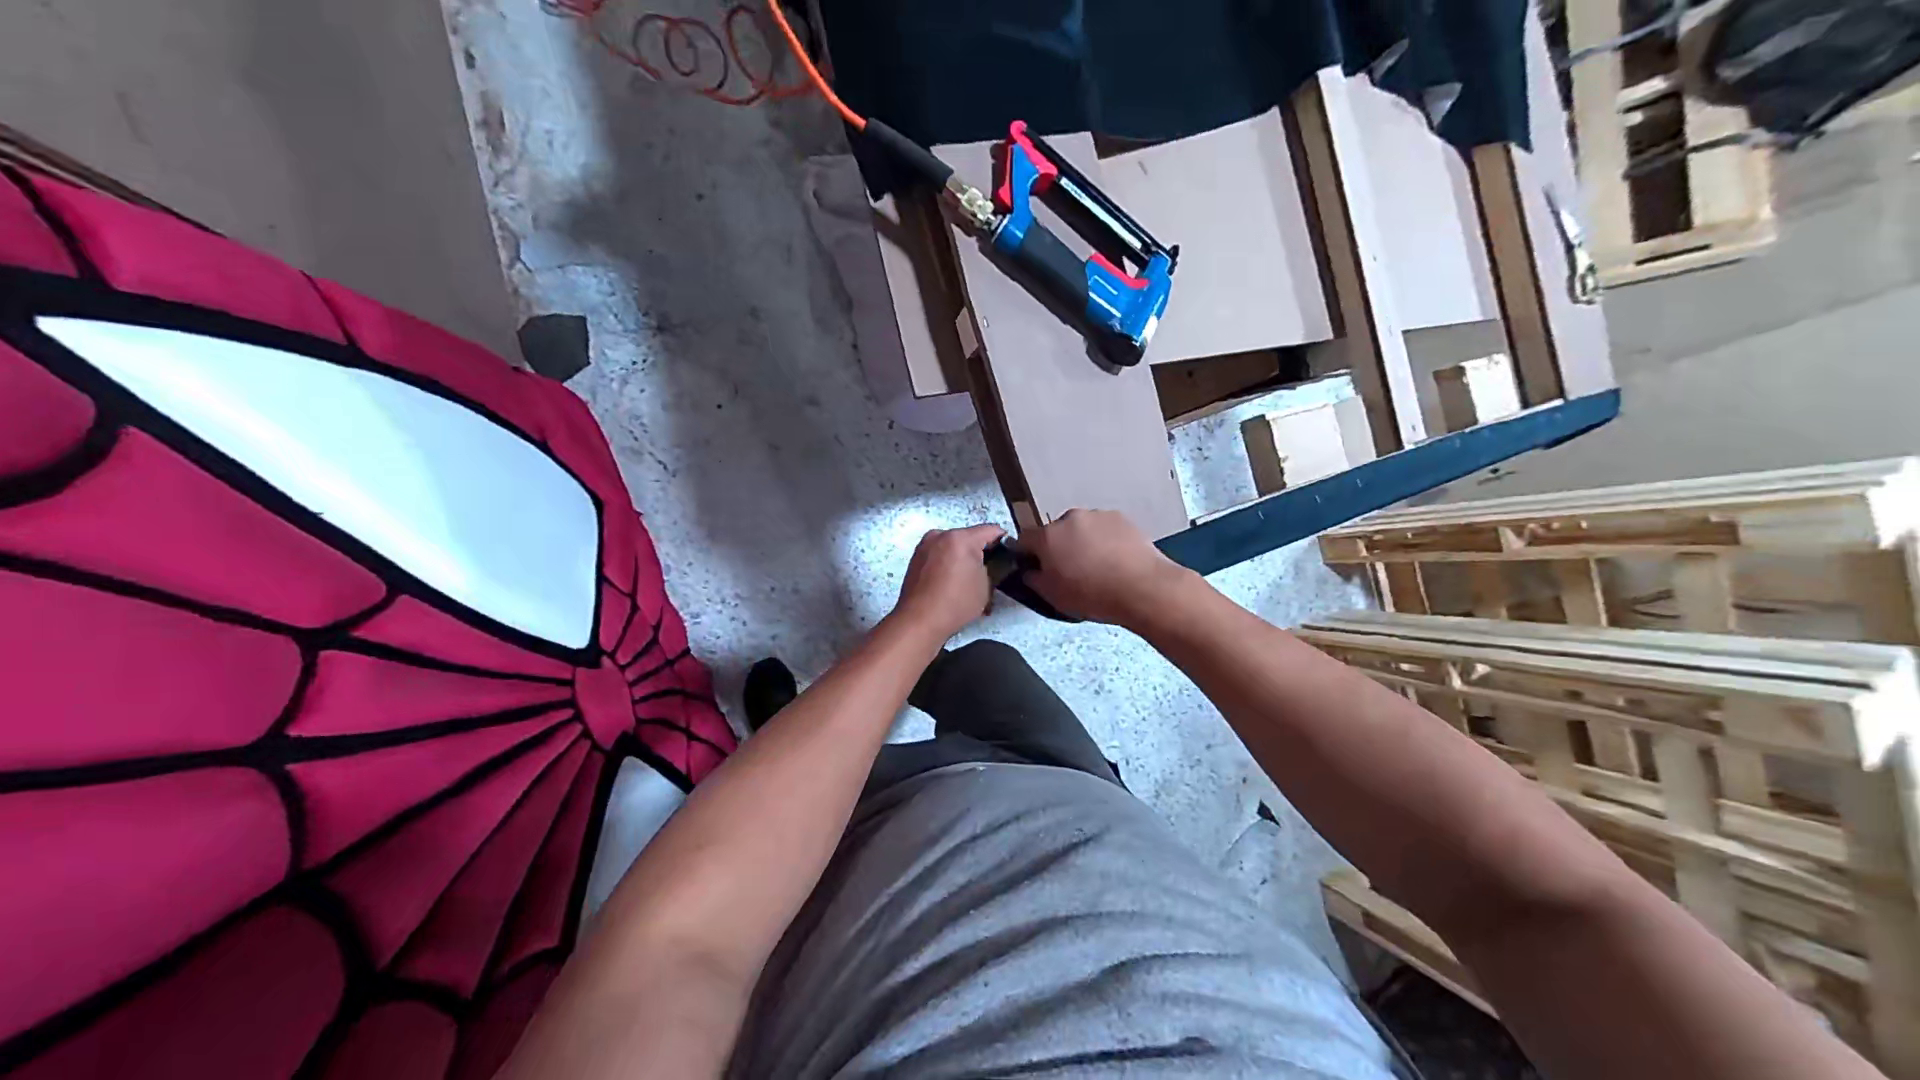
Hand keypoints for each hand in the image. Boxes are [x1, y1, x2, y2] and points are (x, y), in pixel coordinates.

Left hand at [890, 524, 1005, 640]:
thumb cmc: (956, 603)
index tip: (1009, 557)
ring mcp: (925, 545)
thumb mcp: (986, 586)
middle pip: (970, 537)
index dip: (1005, 542)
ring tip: (968, 582)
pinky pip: (940, 555)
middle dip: (981, 552)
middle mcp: (940, 535)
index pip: (992, 530)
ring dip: (963, 558)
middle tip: (989, 573)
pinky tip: (952, 583)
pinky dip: (949, 563)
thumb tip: (996, 563)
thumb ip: (995, 568)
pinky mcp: (916, 558)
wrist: (919, 621)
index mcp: (961, 538)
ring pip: (953, 546)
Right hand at [1022, 509, 1197, 626]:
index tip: (1036, 566)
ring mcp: (1097, 516)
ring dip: (1084, 542)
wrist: (1142, 589)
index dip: (1028, 554)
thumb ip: (1034, 580)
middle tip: (1071, 572)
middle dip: (1060, 548)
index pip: (1025, 539)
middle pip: (1056, 531)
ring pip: (1081, 528)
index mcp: (1047, 537)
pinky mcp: (1121, 518)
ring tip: (1097, 568)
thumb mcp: (1053, 597)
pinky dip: (1106, 540)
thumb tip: (1030, 572)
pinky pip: (1104, 528)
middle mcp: (1070, 519)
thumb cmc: (1096, 595)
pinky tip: (1114, 561)